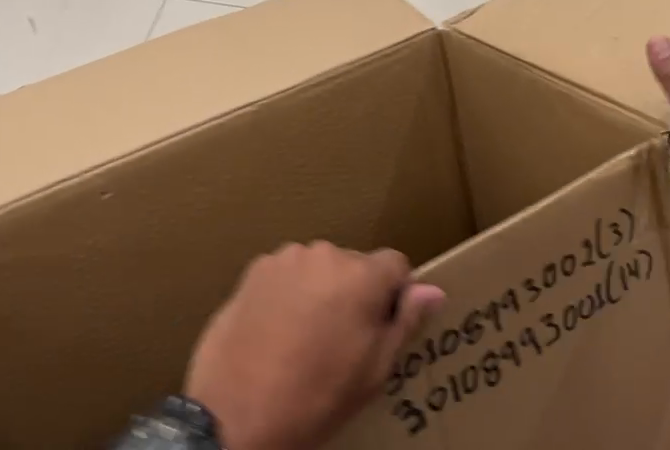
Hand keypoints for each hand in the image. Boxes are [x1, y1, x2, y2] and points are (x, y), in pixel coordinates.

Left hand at [185, 243, 443, 449]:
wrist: (235, 415)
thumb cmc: (314, 398)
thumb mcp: (373, 371)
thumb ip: (405, 322)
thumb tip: (433, 291)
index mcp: (363, 276)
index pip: (396, 264)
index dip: (394, 295)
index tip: (382, 326)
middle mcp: (327, 254)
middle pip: (355, 265)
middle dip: (354, 293)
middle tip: (340, 340)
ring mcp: (287, 259)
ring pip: (319, 267)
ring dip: (320, 290)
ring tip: (305, 338)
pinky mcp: (256, 270)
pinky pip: (286, 273)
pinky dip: (288, 292)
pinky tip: (278, 331)